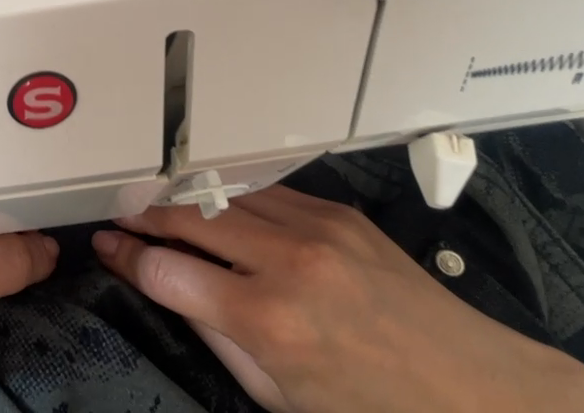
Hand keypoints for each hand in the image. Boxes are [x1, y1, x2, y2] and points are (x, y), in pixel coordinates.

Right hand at [93, 187, 583, 412]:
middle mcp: (285, 261)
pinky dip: (230, 198)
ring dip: (181, 198)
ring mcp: (314, 226)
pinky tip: (217, 206)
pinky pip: (263, 192)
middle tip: (119, 216)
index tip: (104, 245)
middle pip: (185, 216)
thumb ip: (215, 335)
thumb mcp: (280, 398)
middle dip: (142, 214)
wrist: (479, 391)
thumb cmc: (372, 412)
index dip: (126, 256)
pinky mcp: (337, 209)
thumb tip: (166, 286)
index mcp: (268, 321)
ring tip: (156, 204)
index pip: (166, 270)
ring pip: (220, 192)